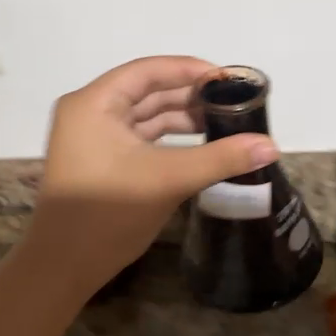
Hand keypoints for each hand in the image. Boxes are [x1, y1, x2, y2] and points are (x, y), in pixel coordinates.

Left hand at [24, 56, 278, 272]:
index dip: (192, 71)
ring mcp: (94, 137)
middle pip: (149, 90)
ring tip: (226, 124)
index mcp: (95, 103)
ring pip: (147, 115)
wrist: (64, 265)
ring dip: (184, 118)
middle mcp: (91, 111)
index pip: (150, 71)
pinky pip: (143, 137)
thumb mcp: (169, 179)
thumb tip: (271, 146)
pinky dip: (172, 138)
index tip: (230, 80)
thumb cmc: (109, 212)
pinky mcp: (102, 161)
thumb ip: (221, 158)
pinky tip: (202, 145)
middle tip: (235, 103)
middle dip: (192, 96)